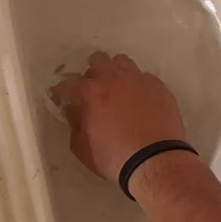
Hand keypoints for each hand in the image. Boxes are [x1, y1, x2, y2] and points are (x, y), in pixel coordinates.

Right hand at [48, 52, 188, 184]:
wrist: (155, 161)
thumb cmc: (114, 157)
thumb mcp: (81, 147)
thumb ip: (74, 124)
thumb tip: (75, 112)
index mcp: (90, 93)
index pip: (67, 83)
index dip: (62, 91)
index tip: (61, 98)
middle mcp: (113, 79)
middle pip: (97, 60)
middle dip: (91, 73)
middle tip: (93, 90)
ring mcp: (138, 80)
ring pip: (122, 63)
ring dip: (115, 72)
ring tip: (117, 89)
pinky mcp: (159, 87)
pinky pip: (144, 77)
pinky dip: (137, 86)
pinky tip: (140, 101)